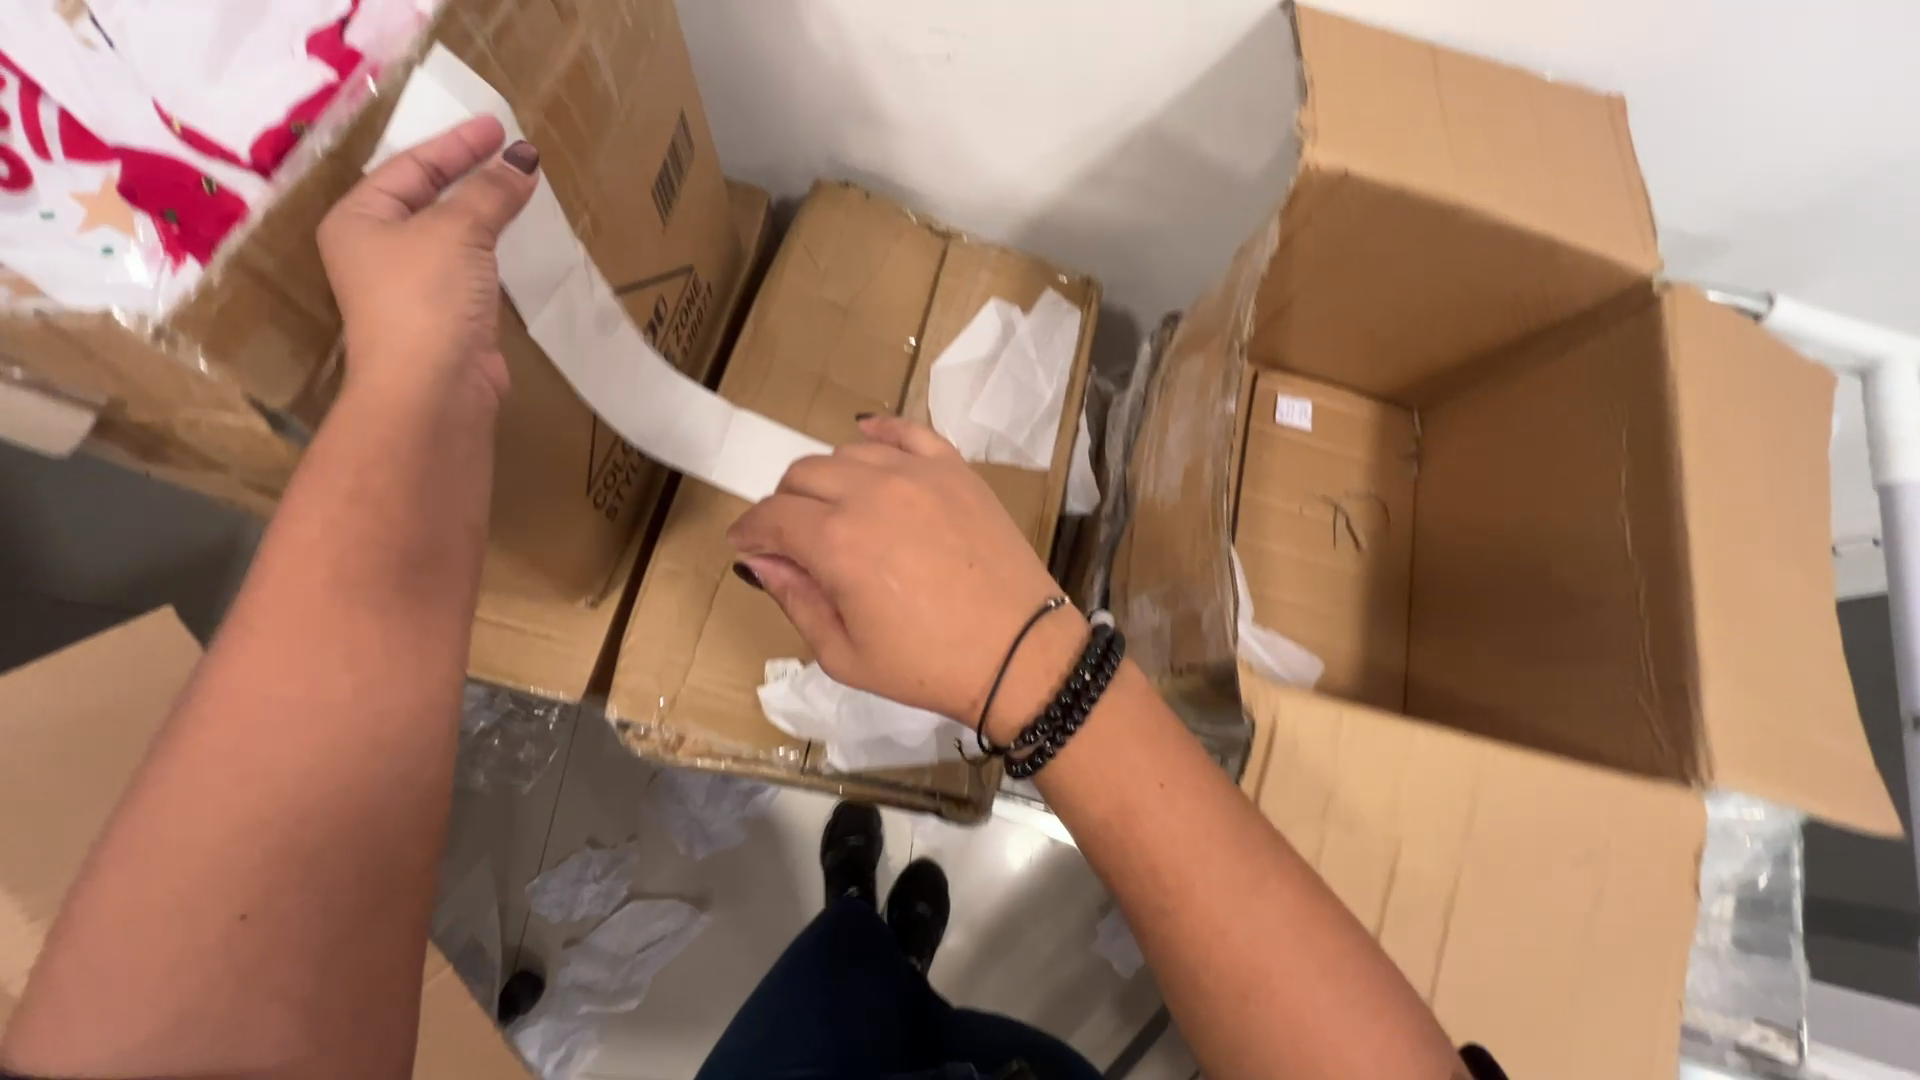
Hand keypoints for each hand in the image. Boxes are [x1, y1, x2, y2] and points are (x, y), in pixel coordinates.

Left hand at [317, 115, 539, 406]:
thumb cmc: (427, 298)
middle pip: (429, 197)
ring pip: (454, 234)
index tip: (498, 127)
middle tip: (512, 153)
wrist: (434, 387)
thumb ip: (490, 193)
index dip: (457, 144)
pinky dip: (494, 248)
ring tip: (519, 190)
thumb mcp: (457, 232)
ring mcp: (415, 285)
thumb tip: (523, 159)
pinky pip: (473, 266)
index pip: (412, 166)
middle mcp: (380, 249)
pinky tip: (515, 240)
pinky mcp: (449, 315)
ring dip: (486, 211)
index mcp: (360, 219)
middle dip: (471, 174)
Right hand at [728, 416, 1088, 738]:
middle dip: (784, 504)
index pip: (772, 516)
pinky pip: (908, 432)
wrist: (1019, 653)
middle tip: (791, 537)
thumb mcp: (844, 654)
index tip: (745, 544)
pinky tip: (868, 438)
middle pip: (804, 475)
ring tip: (834, 507)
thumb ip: (795, 599)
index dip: (750, 530)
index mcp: (837, 542)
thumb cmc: (928, 665)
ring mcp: (919, 474)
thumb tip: (761, 559)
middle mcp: (872, 493)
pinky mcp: (956, 471)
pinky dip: (880, 431)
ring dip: (828, 477)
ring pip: (849, 452)